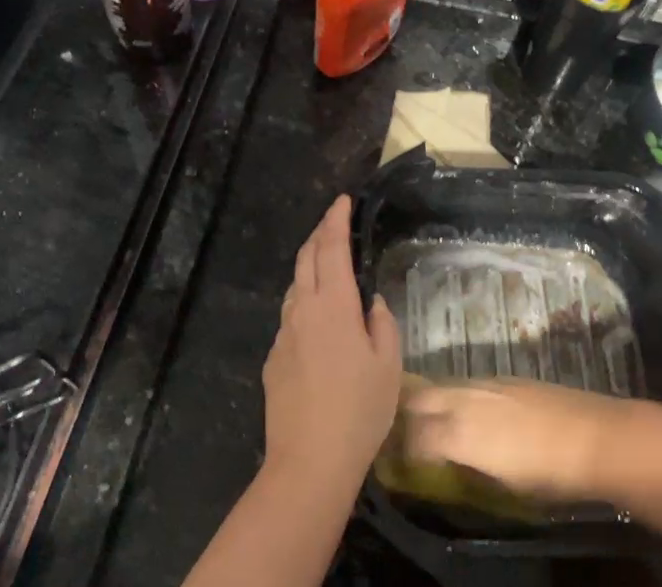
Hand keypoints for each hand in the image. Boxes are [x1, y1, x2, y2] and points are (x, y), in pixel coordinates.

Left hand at [262, 195, 401, 490]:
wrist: (309, 460)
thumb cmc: (359, 411)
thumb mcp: (387, 366)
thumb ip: (382, 325)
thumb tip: (372, 304)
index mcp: (334, 305)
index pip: (332, 248)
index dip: (336, 220)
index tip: (342, 201)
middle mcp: (303, 310)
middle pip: (306, 259)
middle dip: (320, 235)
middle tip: (335, 223)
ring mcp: (283, 334)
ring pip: (295, 287)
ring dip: (310, 268)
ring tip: (328, 267)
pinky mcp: (273, 359)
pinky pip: (290, 318)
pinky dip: (305, 304)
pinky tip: (318, 323)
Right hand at [402, 379, 632, 501]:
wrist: (596, 436)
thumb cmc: (549, 473)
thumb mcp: (503, 484)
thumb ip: (470, 468)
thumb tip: (453, 463)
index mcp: (459, 434)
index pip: (415, 437)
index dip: (404, 450)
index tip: (403, 461)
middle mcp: (465, 401)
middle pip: (420, 398)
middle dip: (409, 414)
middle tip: (409, 432)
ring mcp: (486, 384)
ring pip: (444, 386)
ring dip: (434, 402)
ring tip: (439, 421)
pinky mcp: (507, 377)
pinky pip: (469, 384)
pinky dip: (461, 396)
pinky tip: (475, 412)